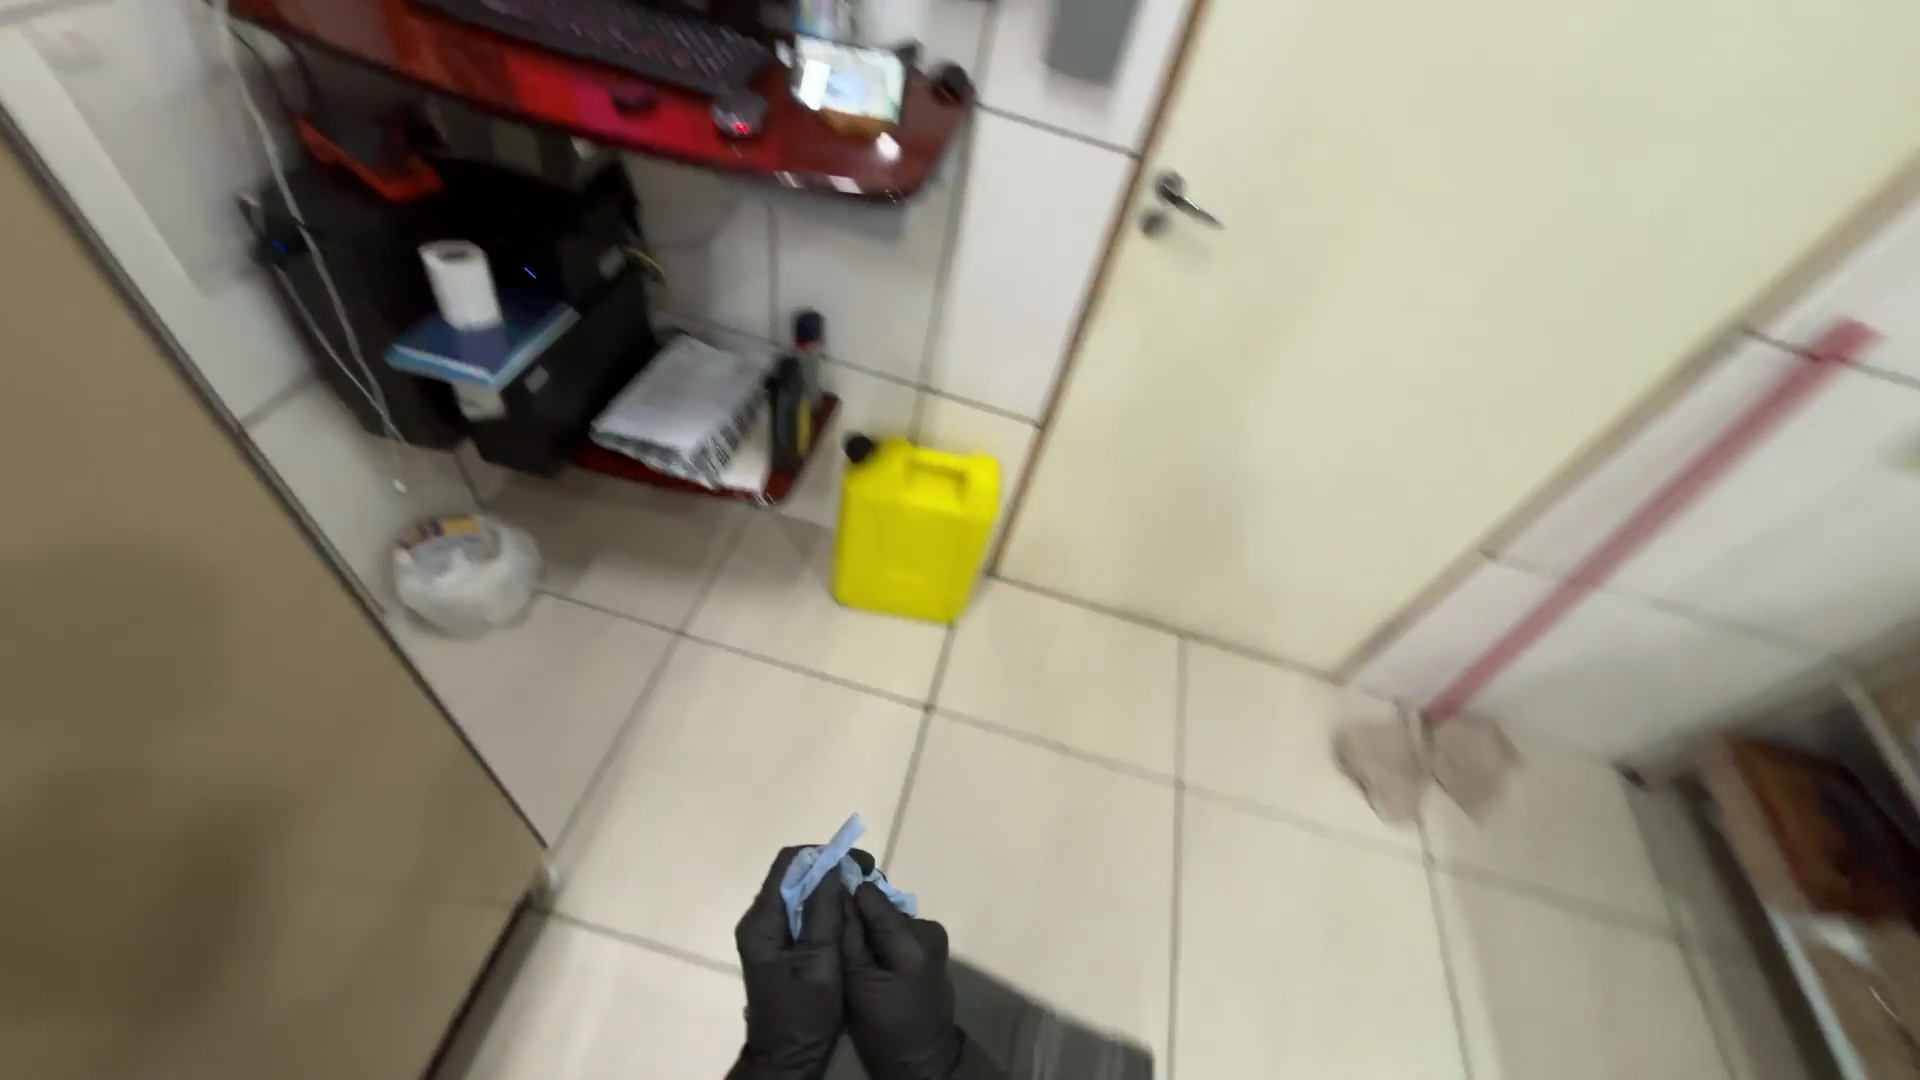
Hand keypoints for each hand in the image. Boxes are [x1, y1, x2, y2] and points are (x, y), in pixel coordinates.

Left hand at [728, 847, 845, 1079]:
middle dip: (833, 870)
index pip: (790, 863)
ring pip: (804, 892)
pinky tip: (852, 913)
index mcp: (763, 921)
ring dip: (833, 887)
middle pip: (797, 875)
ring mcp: (771, 934)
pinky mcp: (783, 946)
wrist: (789, 1060)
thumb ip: (823, 911)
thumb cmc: (804, 1014)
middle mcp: (762, 921)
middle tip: (869, 876)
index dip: (823, 854)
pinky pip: (805, 912)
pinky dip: (829, 906)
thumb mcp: (819, 961)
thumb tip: (833, 866)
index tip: (856, 863)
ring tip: (865, 892)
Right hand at [840, 881, 965, 1079]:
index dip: (846, 900)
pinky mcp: (932, 947)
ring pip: (889, 920)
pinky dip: (884, 943)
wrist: (922, 1063)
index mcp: (911, 937)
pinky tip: (874, 966)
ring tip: (856, 959)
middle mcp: (928, 927)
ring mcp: (934, 936)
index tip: (826, 913)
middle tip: (839, 946)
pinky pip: (899, 933)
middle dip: (859, 921)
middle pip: (881, 907)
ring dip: (871, 933)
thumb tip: (836, 894)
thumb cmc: (884, 1030)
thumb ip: (847, 936)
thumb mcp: (856, 984)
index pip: (871, 895)